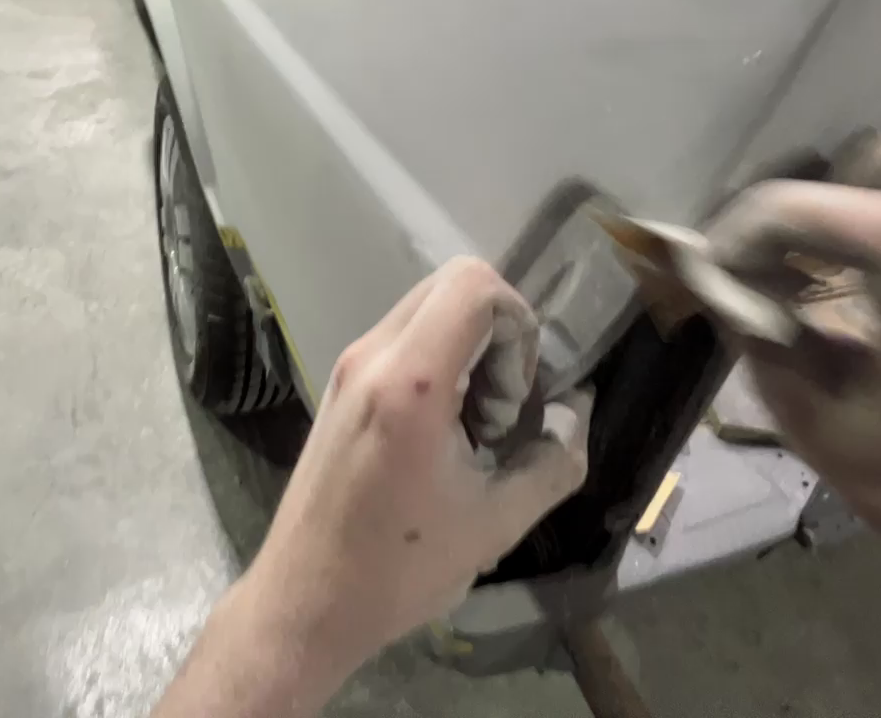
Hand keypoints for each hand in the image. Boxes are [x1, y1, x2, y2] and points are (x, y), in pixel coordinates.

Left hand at [241, 256, 590, 673]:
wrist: (304, 597)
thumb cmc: (398, 569)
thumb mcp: (495, 523)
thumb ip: (552, 462)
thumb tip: (576, 417)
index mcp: (410, 381)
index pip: (474, 285)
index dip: (517, 323)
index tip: (515, 393)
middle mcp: (373, 354)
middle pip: (453, 282)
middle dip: (497, 332)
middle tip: (499, 405)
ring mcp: (350, 362)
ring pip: (428, 306)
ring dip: (469, 346)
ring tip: (472, 424)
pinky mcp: (343, 380)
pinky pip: (406, 336)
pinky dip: (440, 358)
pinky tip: (441, 429)